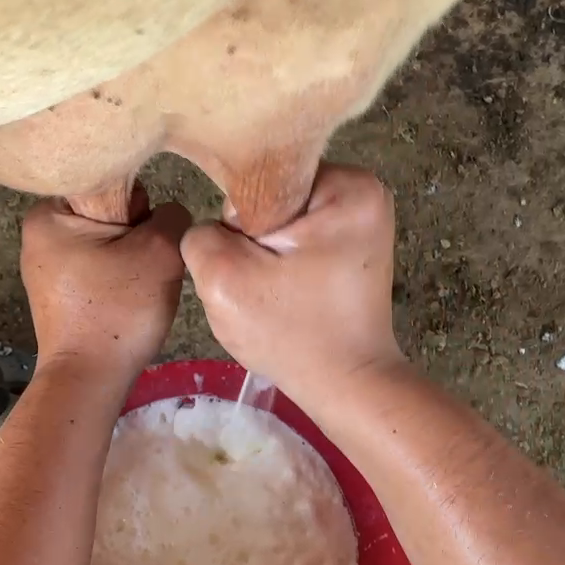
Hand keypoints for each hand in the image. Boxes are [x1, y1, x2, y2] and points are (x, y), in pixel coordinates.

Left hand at [20, 182, 191, 382]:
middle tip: (142, 268)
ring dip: (130, 261)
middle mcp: (38, 235)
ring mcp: (45, 268)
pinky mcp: (57, 295)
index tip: (142, 239)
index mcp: (47, 213)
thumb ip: (172, 214)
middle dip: (135, 235)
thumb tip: (167, 217)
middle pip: (108, 213)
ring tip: (135, 288)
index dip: (138, 206)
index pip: (109, 180)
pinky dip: (116, 282)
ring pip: (108, 243)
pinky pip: (98, 270)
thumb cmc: (117, 311)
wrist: (90, 379)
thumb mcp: (159, 251)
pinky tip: (124, 302)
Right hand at [182, 164, 404, 401]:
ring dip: (264, 257)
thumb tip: (212, 231)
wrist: (345, 383)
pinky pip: (297, 241)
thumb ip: (200, 238)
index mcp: (344, 185)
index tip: (250, 267)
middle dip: (252, 241)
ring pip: (278, 223)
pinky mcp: (355, 246)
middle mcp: (363, 190)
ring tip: (274, 293)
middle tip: (261, 285)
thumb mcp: (225, 281)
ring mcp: (364, 218)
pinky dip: (282, 266)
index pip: (256, 181)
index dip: (236, 227)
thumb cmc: (291, 333)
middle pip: (269, 200)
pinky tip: (287, 295)